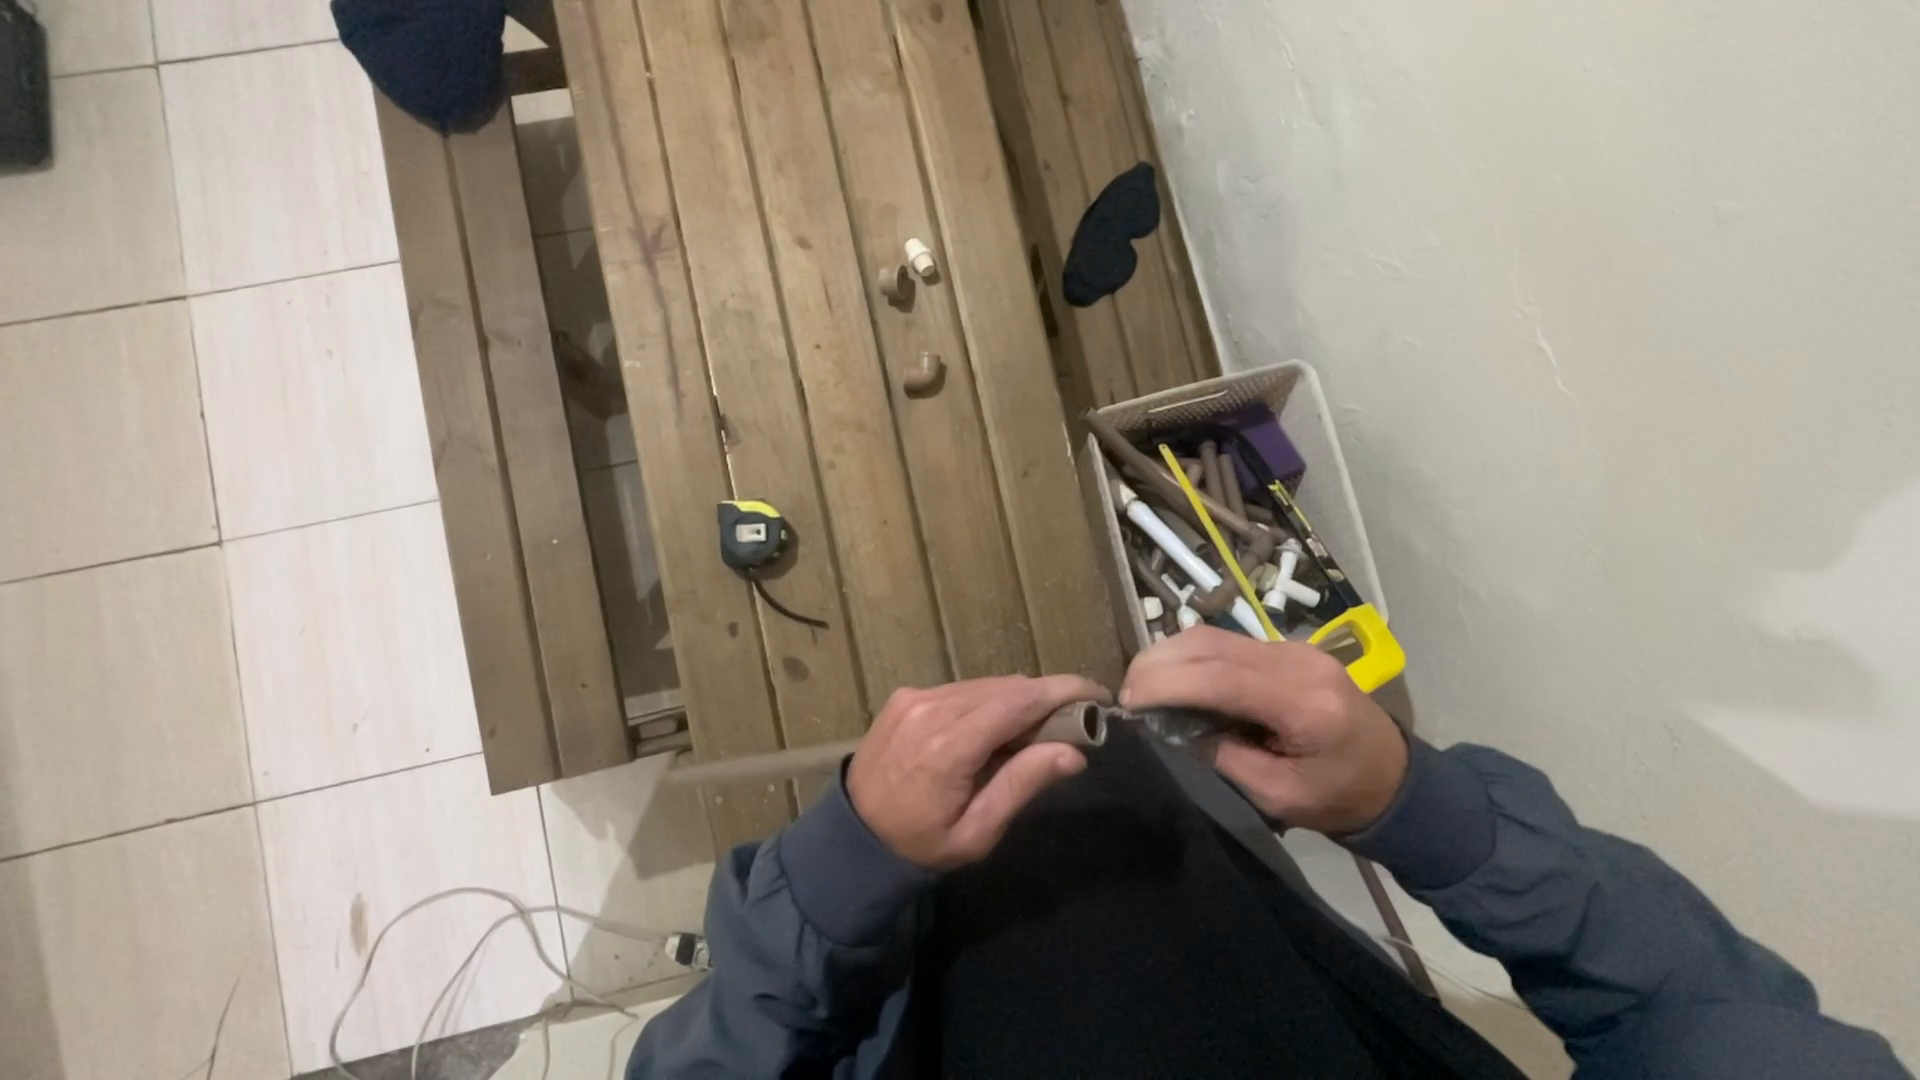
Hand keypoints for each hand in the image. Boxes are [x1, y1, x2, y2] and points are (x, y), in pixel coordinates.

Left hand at [847, 675, 1105, 870]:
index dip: (1064, 691)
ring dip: (1018, 700)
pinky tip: (995, 728)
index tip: (1099, 694)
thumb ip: (1023, 785)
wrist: (852, 839)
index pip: (1019, 701)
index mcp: (948, 746)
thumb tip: (1074, 752)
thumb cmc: (920, 845)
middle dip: (1047, 698)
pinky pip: (961, 689)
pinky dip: (988, 701)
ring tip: (1036, 730)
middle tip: (1075, 723)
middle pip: (1006, 688)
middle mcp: (931, 709)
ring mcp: (914, 697)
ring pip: (985, 684)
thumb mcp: (977, 832)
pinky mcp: (905, 696)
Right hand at [1121, 627, 1407, 834]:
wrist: (1397, 779)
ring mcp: (1293, 648)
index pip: (1218, 675)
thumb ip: (1222, 756)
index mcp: (1303, 702)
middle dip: (1156, 664)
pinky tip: (1173, 679)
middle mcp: (1297, 661)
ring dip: (1168, 656)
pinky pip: (1225, 642)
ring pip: (1212, 635)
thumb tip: (1168, 726)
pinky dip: (1189, 656)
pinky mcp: (1286, 647)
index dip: (1164, 682)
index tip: (1126, 702)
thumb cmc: (1340, 798)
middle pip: (1209, 643)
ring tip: (1142, 688)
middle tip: (1125, 696)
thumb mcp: (1277, 794)